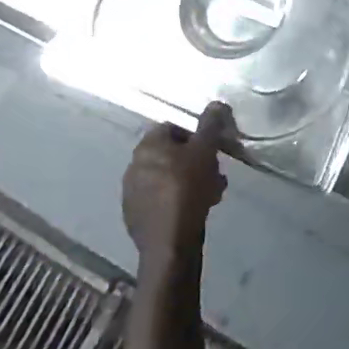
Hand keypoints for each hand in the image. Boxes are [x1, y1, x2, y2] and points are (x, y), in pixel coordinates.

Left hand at [123, 102, 233, 266]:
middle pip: (172, 153)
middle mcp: (134, 165)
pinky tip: (194, 210)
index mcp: (147, 145)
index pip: (173, 127)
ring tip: (211, 193)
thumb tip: (216, 103)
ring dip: (190, 180)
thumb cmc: (187, 188)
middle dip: (196, 161)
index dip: (196, 136)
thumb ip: (211, 124)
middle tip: (215, 173)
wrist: (170, 244)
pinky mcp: (135, 217)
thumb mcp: (205, 150)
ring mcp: (132, 193)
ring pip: (168, 177)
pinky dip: (177, 200)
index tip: (212, 150)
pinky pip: (161, 199)